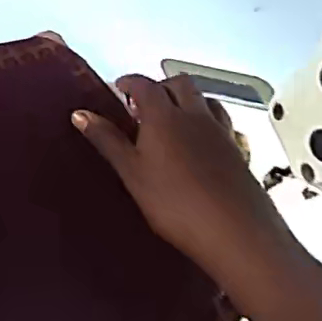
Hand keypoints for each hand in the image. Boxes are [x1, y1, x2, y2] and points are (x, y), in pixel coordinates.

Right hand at [73, 74, 301, 283]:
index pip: (144, 84)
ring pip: (206, 100)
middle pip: (180, 83)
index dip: (129, 82)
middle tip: (144, 104)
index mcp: (164, 116)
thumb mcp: (132, 173)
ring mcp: (222, 135)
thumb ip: (107, 140)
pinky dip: (207, 122)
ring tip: (173, 119)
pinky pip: (223, 124)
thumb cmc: (176, 203)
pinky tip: (200, 145)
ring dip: (188, 100)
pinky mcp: (241, 155)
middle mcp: (195, 117)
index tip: (118, 88)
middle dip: (160, 85)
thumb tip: (80, 113)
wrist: (241, 238)